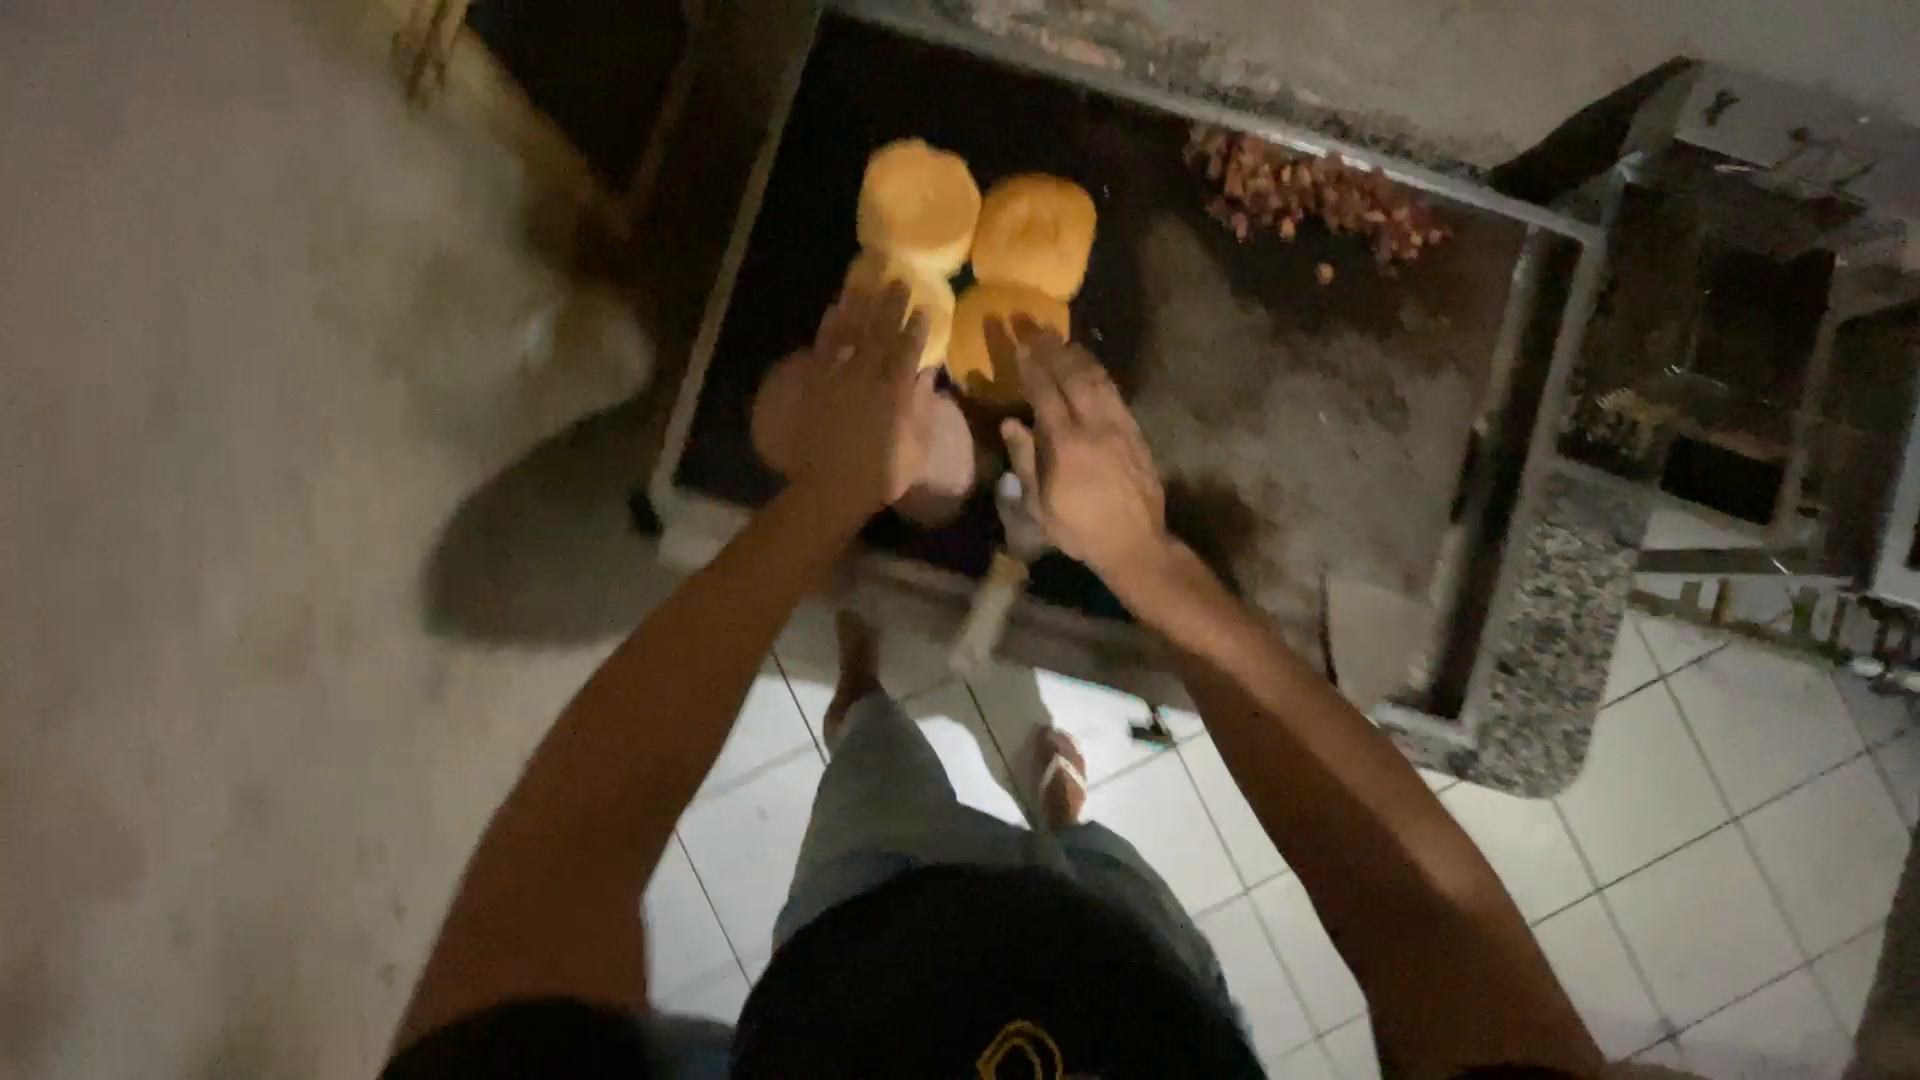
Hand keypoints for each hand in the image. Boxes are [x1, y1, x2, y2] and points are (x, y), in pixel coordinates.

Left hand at [787, 281, 939, 521]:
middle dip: (892, 306)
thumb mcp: (916, 449)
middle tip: (899, 280)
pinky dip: (829, 325)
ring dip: (859, 305)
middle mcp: (867, 377)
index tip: (924, 307)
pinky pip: (822, 346)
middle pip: (881, 333)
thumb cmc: (881, 477)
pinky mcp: (816, 384)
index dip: (917, 328)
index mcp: (895, 393)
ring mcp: (838, 378)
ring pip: (850, 332)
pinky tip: (833, 307)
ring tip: (866, 281)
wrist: (831, 488)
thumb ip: (922, 408)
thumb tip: (927, 373)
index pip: (909, 351)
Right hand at [993, 318, 1170, 582]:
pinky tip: (1090, 368)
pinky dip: (1099, 374)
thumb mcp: (1040, 505)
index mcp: (1065, 444)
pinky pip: (1115, 393)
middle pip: (1073, 375)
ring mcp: (1119, 426)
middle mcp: (1094, 426)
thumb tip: (1011, 423)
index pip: (1045, 392)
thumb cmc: (1079, 529)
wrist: (1134, 543)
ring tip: (1062, 340)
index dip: (1031, 366)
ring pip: (1098, 379)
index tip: (1019, 346)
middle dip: (1053, 349)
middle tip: (1036, 327)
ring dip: (1078, 355)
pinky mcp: (1136, 432)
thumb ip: (1025, 460)